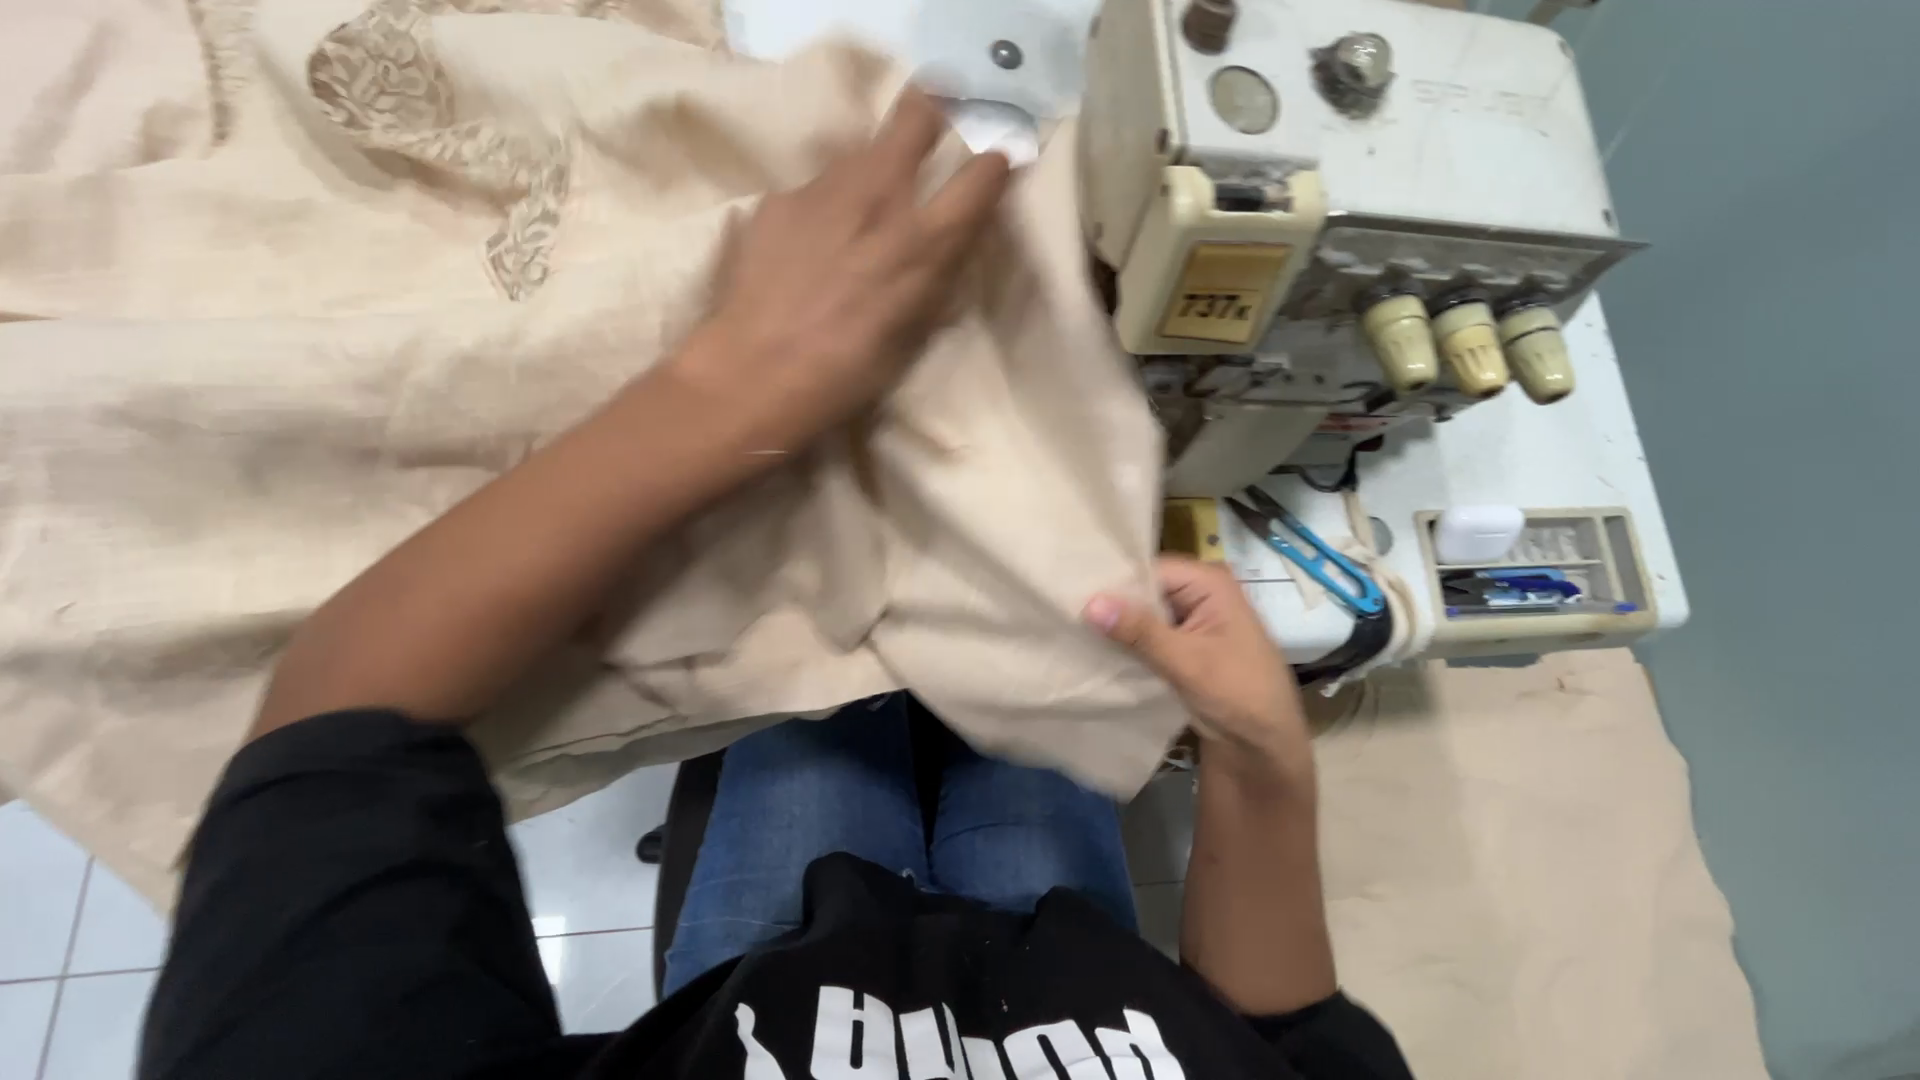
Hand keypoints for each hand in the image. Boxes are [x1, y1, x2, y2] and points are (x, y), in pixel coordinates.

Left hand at [671, 86, 1011, 451]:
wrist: (753, 374)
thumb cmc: (843, 376)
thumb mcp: (908, 340)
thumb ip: (931, 288)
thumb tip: (944, 261)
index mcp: (922, 245)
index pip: (981, 177)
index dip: (996, 162)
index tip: (998, 160)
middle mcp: (878, 200)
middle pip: (916, 115)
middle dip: (933, 110)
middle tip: (934, 120)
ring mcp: (822, 191)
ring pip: (859, 151)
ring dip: (870, 169)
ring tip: (858, 210)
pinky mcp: (778, 199)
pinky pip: (812, 191)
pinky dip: (821, 209)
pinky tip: (804, 245)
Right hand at [1084, 557, 1311, 784]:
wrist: (1264, 749)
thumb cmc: (1238, 696)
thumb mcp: (1187, 662)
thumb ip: (1139, 631)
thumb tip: (1090, 603)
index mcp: (1210, 583)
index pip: (1150, 568)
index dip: (1113, 580)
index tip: (1071, 592)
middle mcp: (1200, 593)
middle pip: (1144, 588)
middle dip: (1111, 603)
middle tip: (1065, 611)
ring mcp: (1192, 620)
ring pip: (1143, 614)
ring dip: (1117, 626)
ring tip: (1072, 629)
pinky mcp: (1184, 646)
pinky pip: (1148, 635)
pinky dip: (1128, 643)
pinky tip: (1095, 649)